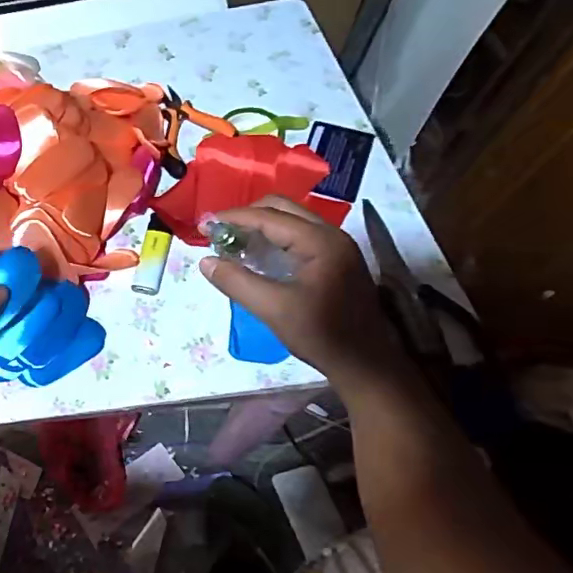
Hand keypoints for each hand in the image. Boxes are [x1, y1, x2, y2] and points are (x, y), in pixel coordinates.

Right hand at [199, 196, 402, 383]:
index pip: (269, 217)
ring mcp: (339, 246)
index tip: (205, 226)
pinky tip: (261, 257)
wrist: (366, 363)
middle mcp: (332, 234)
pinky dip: (278, 239)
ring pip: (293, 221)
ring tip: (235, 244)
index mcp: (320, 241)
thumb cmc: (321, 335)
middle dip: (248, 217)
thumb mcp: (274, 310)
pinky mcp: (339, 260)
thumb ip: (237, 282)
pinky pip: (302, 236)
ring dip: (263, 227)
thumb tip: (206, 262)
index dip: (234, 219)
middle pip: (283, 209)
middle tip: (220, 233)